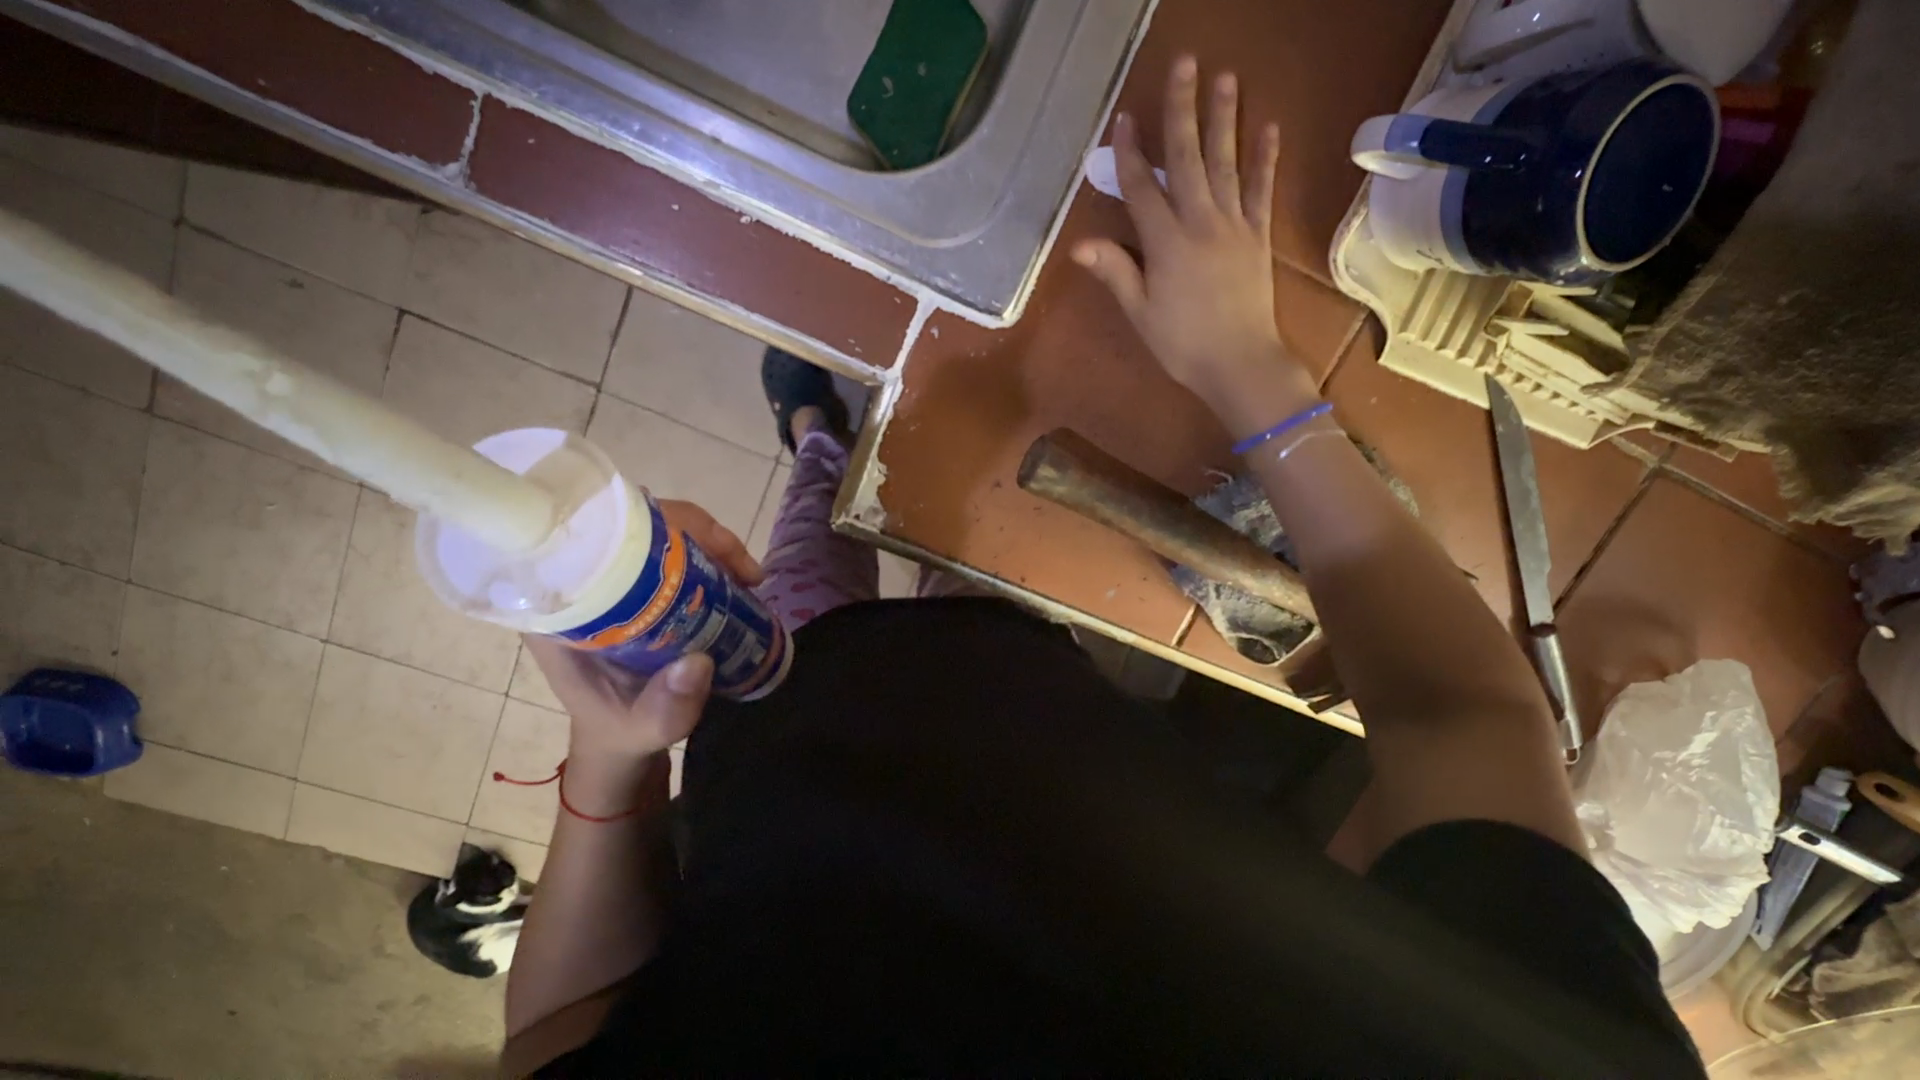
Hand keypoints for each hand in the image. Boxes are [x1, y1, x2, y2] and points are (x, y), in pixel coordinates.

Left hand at [522, 500, 759, 810]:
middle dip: (694, 530)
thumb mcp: (641, 728)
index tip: (696, 546)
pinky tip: (741, 575)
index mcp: (560, 606)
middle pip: (633, 523)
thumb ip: (664, 709)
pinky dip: (710, 552)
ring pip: (659, 530)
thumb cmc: (618, 728)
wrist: (619, 736)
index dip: (645, 527)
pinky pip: (673, 548)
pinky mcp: (637, 581)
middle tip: (740, 568)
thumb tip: (698, 663)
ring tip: (748, 574)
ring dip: (709, 540)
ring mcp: (611, 577)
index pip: (591, 537)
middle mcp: (580, 580)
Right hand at [1074, 56, 1320, 436]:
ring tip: (1225, 78)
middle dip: (1183, 110)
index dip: (1131, 153)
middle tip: (1184, 64)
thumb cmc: (1182, 344)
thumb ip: (1116, 271)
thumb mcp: (1140, 312)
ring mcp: (1234, 225)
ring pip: (1226, 163)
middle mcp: (1200, 222)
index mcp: (1165, 243)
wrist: (1240, 363)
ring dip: (1225, 119)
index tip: (1124, 118)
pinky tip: (1267, 127)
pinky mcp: (1258, 235)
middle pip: (1188, 158)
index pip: (1142, 188)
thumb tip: (1079, 243)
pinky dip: (1264, 158)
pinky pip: (1261, 190)